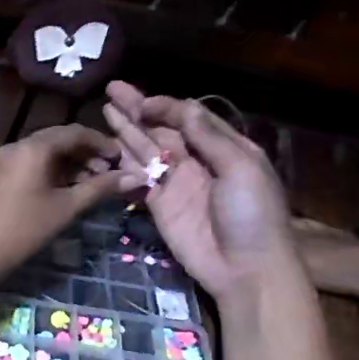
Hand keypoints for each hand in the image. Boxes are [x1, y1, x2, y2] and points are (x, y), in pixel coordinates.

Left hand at [0, 124, 144, 278]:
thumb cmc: (24, 229)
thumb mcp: (66, 208)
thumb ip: (100, 188)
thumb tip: (135, 177)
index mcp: (34, 147)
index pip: (75, 132)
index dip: (102, 143)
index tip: (122, 158)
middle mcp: (18, 145)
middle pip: (60, 140)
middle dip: (88, 154)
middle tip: (111, 172)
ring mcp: (6, 159)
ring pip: (47, 153)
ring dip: (72, 164)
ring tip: (94, 184)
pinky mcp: (1, 174)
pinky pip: (33, 164)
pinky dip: (54, 171)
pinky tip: (69, 189)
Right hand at [103, 81, 295, 298]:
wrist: (245, 268)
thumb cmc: (253, 214)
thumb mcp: (240, 167)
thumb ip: (208, 137)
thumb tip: (181, 106)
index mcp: (224, 147)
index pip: (189, 117)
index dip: (165, 106)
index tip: (142, 102)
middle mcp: (197, 161)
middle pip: (162, 130)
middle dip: (138, 110)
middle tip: (111, 90)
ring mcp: (176, 184)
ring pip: (146, 151)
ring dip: (126, 132)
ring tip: (105, 110)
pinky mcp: (159, 206)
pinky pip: (138, 180)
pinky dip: (123, 165)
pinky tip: (106, 150)